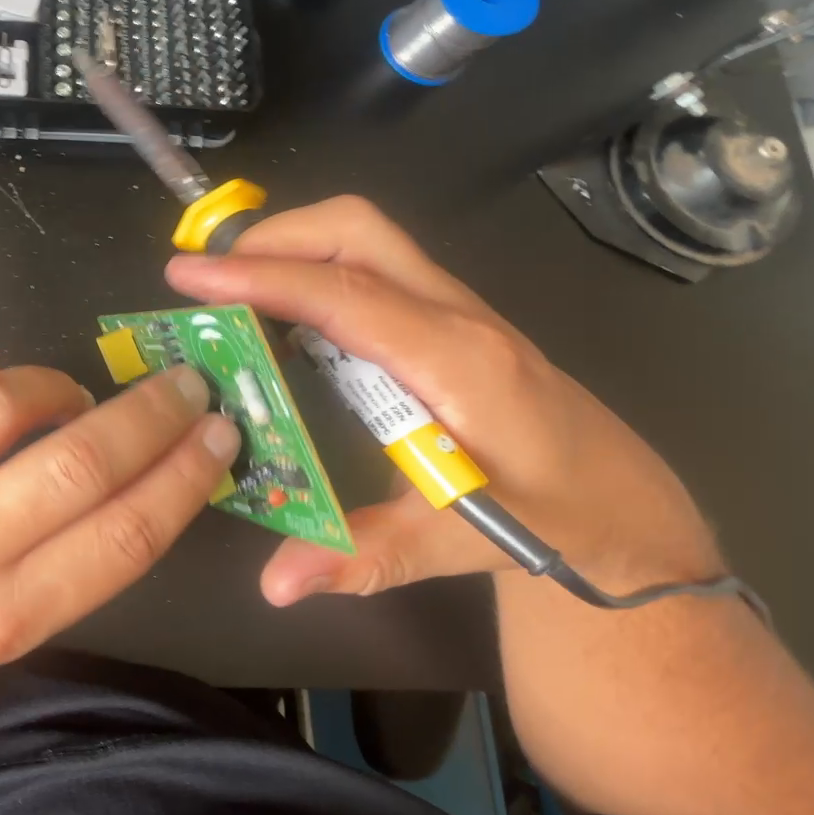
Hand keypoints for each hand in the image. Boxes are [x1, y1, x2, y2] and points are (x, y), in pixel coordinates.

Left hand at [0, 361, 239, 690]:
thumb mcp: (13, 622)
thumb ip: (82, 553)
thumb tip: (157, 463)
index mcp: (2, 614)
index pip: (122, 537)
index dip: (183, 478)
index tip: (216, 438)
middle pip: (78, 463)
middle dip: (150, 416)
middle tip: (184, 387)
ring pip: (10, 402)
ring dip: (63, 387)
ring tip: (74, 400)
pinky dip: (0, 377)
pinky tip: (6, 397)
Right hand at [165, 196, 723, 606]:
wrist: (626, 507)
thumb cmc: (550, 521)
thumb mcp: (456, 544)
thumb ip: (362, 556)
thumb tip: (274, 584)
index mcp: (456, 361)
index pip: (345, 295)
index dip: (260, 279)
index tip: (187, 277)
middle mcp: (455, 315)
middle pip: (356, 230)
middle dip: (271, 239)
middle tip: (210, 281)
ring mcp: (454, 308)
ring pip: (363, 237)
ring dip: (290, 246)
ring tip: (233, 292)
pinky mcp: (445, 316)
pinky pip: (369, 265)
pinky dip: (312, 269)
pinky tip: (281, 319)